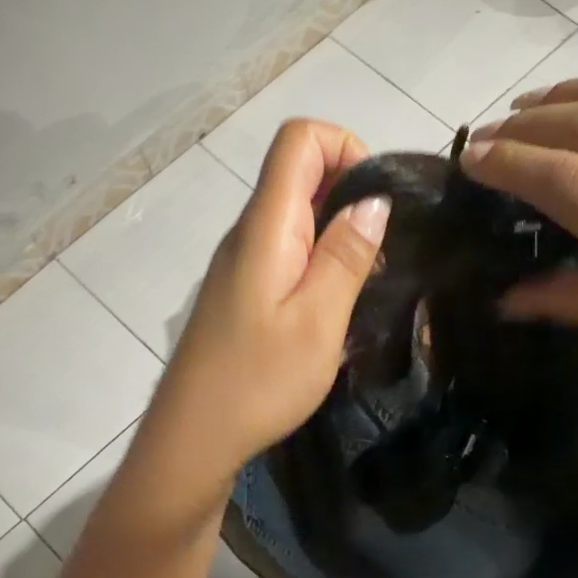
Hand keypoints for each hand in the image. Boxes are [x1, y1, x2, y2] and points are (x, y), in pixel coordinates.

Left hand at [153, 119, 390, 474]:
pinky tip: (333, 312)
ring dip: (337, 238)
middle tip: (382, 257)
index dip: (347, 149)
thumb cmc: (259, 382)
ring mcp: (239, 265)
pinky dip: (317, 266)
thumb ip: (345, 256)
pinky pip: (284, 256)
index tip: (379, 204)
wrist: (195, 437)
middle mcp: (247, 234)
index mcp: (266, 227)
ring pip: (295, 220)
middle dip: (351, 198)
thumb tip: (373, 200)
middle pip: (299, 176)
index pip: (300, 140)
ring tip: (365, 288)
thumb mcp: (318, 321)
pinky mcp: (239, 295)